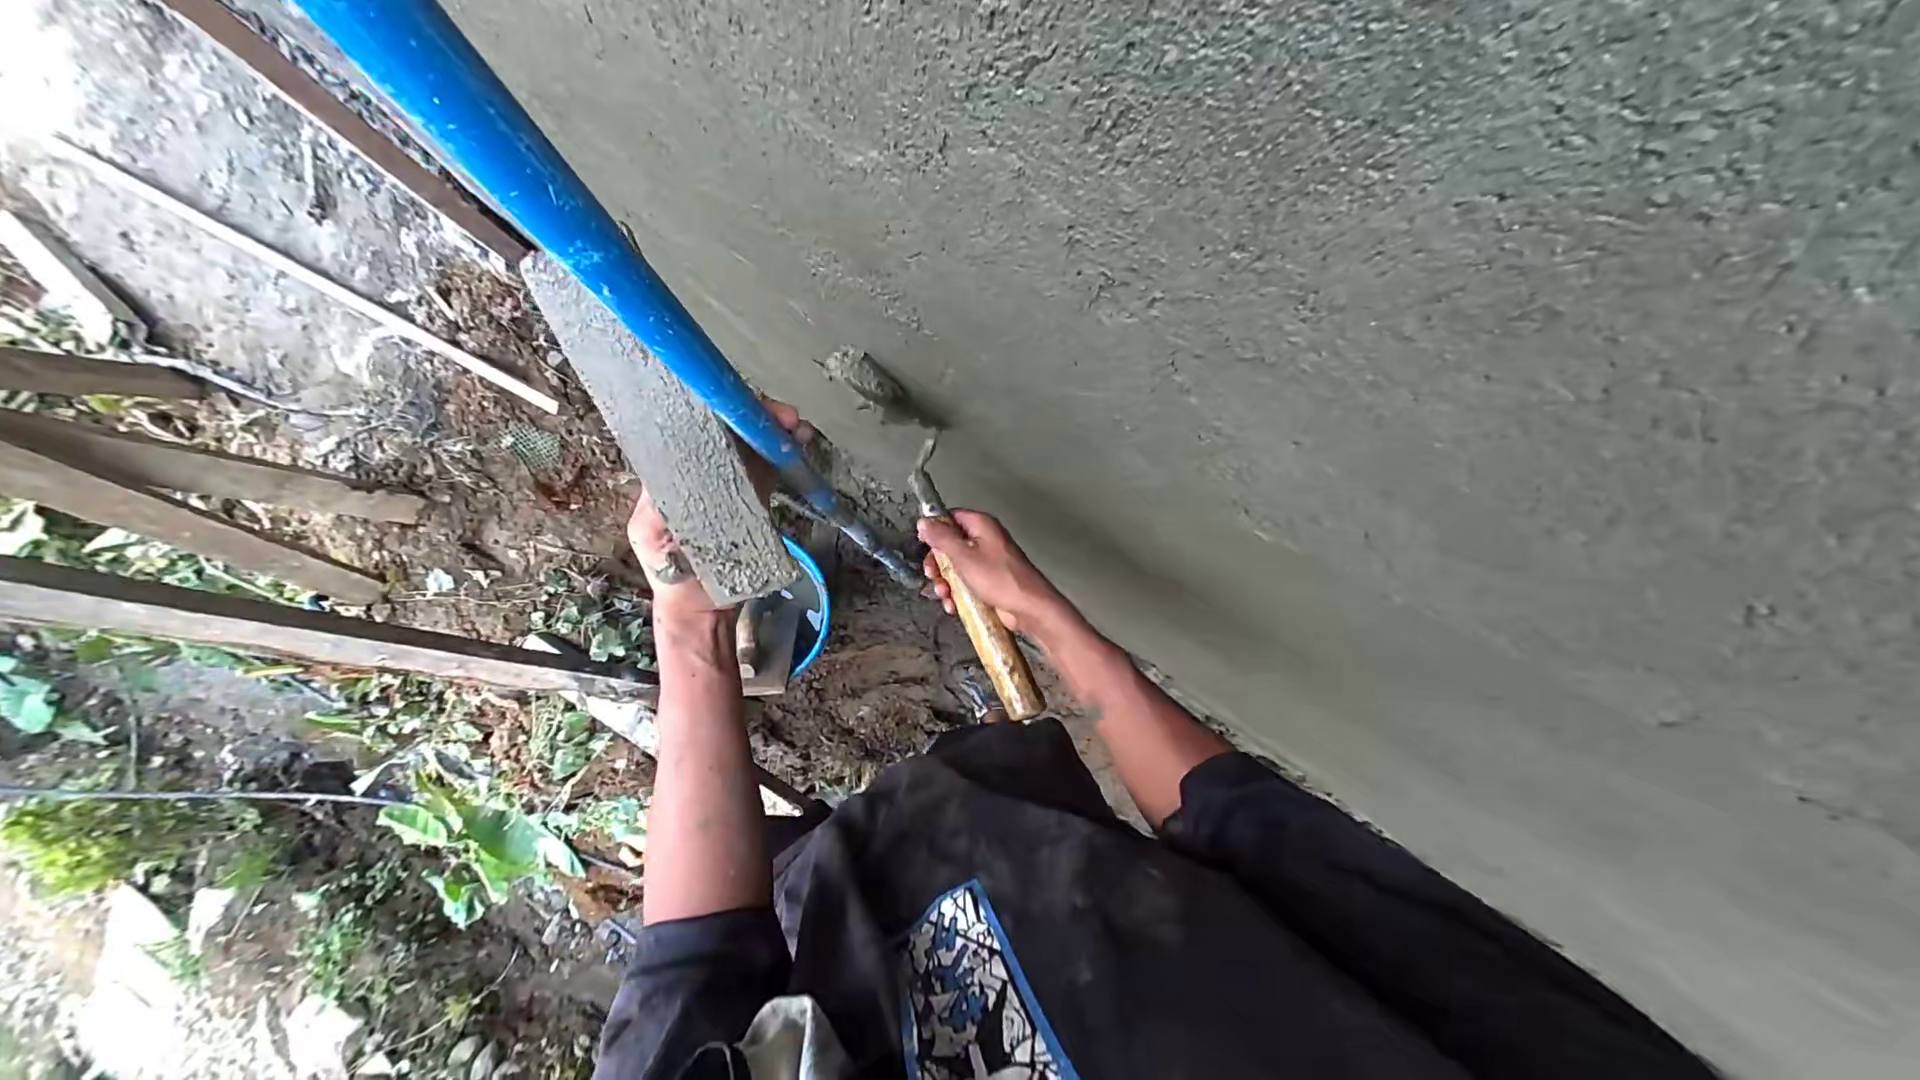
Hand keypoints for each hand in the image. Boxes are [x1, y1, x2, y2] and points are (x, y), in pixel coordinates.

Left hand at [627, 397, 813, 620]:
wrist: (702, 607)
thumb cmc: (672, 572)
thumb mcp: (654, 536)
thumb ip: (660, 505)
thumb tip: (673, 476)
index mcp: (671, 473)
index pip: (693, 430)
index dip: (718, 415)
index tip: (739, 409)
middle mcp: (701, 470)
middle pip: (728, 432)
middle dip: (754, 419)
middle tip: (782, 417)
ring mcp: (729, 480)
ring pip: (752, 445)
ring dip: (775, 431)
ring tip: (796, 428)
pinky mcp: (753, 495)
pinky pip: (768, 466)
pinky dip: (784, 451)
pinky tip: (800, 440)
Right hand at [918, 510, 1084, 646]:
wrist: (1028, 608)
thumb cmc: (1001, 580)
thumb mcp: (963, 557)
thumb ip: (941, 538)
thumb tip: (924, 522)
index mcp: (981, 525)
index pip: (950, 517)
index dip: (934, 530)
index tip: (924, 544)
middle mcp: (984, 540)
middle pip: (949, 545)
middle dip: (938, 563)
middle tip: (934, 575)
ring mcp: (987, 562)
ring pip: (955, 567)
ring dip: (945, 582)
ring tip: (945, 595)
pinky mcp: (988, 581)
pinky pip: (965, 583)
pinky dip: (956, 594)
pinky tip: (954, 605)